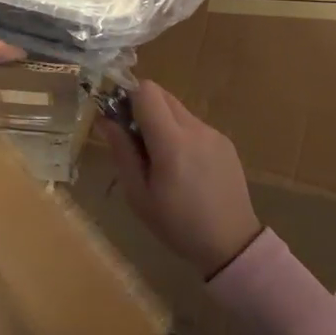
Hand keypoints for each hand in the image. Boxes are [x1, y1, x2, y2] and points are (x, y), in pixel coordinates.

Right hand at [97, 80, 262, 276]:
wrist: (231, 243)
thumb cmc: (177, 224)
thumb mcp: (138, 194)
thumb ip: (121, 151)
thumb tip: (105, 119)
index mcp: (171, 142)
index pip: (146, 91)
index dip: (127, 97)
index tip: (118, 120)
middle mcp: (196, 129)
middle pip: (162, 94)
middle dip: (142, 107)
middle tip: (134, 140)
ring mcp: (214, 134)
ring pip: (178, 109)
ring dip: (162, 122)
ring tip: (159, 159)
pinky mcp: (225, 142)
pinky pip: (194, 125)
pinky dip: (180, 134)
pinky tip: (183, 167)